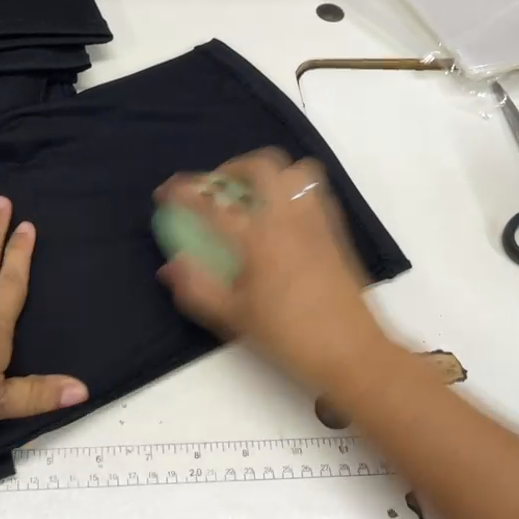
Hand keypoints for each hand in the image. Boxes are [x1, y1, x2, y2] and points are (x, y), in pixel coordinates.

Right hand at [155, 149, 394, 391]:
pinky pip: (313, 191)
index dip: (184, 192)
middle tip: (216, 187)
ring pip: (295, 170)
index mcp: (258, 239)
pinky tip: (280, 215)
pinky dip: (292, 189)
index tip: (166, 191)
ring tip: (251, 194)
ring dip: (268, 173)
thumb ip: (197, 288)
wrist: (352, 352)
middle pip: (262, 166)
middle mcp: (288, 219)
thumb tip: (171, 265)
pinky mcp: (335, 231)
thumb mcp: (233, 319)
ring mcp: (316, 221)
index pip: (212, 204)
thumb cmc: (289, 337)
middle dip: (231, 167)